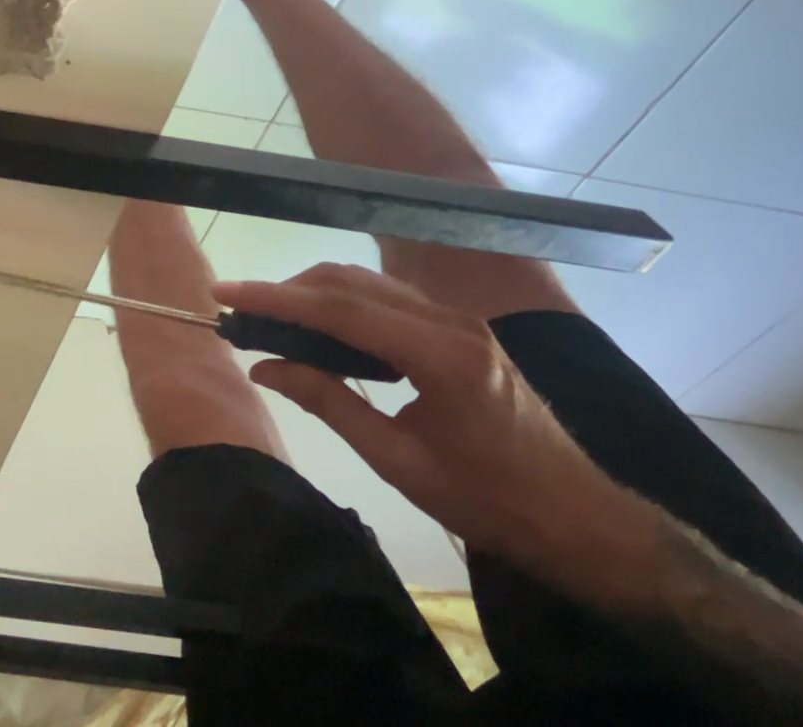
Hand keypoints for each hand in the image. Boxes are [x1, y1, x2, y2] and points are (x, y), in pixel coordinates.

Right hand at [215, 264, 632, 567]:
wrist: (578, 519)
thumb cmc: (487, 499)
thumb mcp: (395, 459)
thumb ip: (327, 402)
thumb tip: (263, 368)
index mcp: (441, 356)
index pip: (339, 309)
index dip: (274, 298)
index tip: (224, 293)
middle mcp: (453, 324)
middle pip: (350, 284)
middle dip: (287, 292)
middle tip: (240, 315)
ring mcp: (460, 324)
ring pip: (367, 286)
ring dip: (311, 297)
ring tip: (268, 323)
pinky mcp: (460, 332)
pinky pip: (387, 303)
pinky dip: (342, 308)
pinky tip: (318, 335)